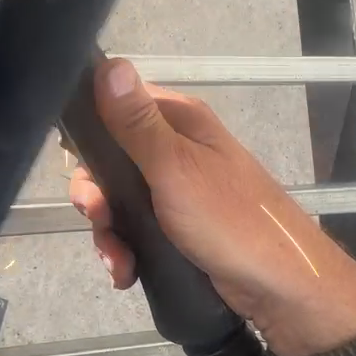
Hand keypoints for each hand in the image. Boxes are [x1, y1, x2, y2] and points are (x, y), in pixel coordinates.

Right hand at [68, 58, 355, 355]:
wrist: (282, 292)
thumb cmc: (230, 220)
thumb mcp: (175, 167)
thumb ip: (135, 121)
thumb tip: (109, 63)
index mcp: (178, 121)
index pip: (115, 104)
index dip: (88, 130)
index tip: (72, 160)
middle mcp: (174, 148)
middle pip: (107, 160)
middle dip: (94, 194)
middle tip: (97, 217)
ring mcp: (174, 189)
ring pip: (115, 200)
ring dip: (107, 232)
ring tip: (116, 259)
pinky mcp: (174, 226)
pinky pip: (132, 229)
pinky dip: (123, 250)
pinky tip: (124, 270)